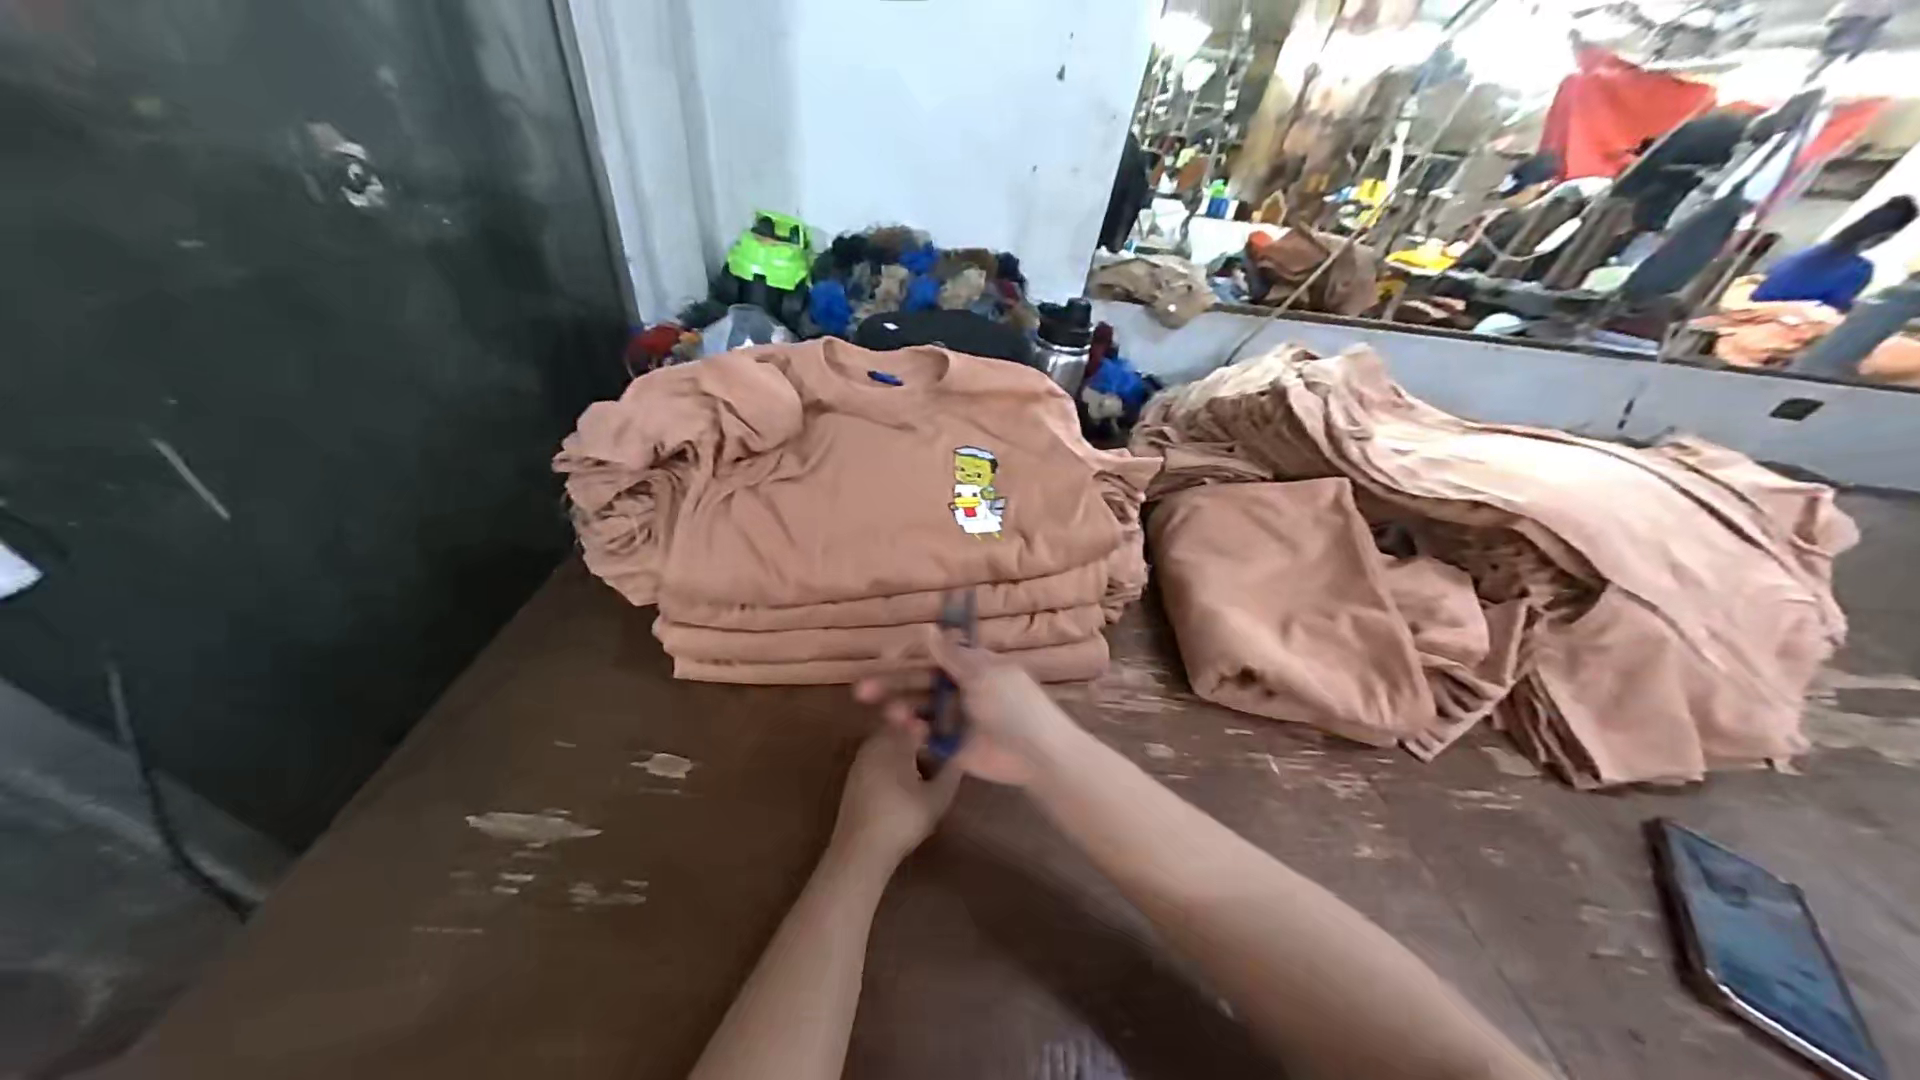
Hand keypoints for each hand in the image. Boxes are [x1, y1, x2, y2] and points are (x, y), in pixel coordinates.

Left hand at [830, 725, 960, 867]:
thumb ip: (952, 770)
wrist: (860, 851)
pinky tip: (904, 784)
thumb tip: (960, 753)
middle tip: (940, 754)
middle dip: (921, 737)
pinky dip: (894, 762)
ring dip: (907, 750)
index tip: (950, 739)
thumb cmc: (903, 820)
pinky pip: (879, 757)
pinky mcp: (854, 777)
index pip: (918, 720)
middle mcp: (875, 743)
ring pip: (889, 742)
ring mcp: (861, 759)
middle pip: (902, 728)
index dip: (937, 726)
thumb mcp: (938, 797)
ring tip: (925, 771)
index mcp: (894, 741)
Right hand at [852, 630, 1084, 786]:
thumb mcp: (982, 674)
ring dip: (899, 707)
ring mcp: (954, 718)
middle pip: (919, 681)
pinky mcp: (951, 745)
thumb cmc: (1013, 705)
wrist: (1035, 753)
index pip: (934, 653)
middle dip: (892, 682)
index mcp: (971, 666)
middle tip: (862, 689)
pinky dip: (914, 731)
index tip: (886, 655)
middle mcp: (960, 689)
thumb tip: (927, 628)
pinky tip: (909, 730)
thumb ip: (951, 655)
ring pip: (918, 708)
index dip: (909, 652)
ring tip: (889, 713)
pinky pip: (926, 735)